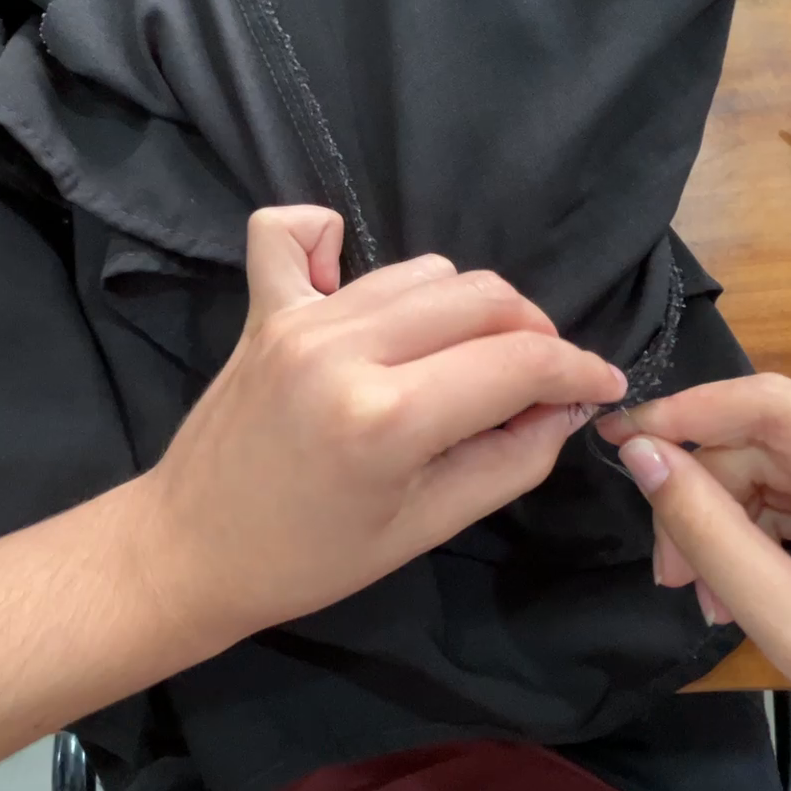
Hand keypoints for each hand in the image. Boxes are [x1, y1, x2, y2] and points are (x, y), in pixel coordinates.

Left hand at [129, 206, 624, 649]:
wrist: (191, 547)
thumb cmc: (309, 558)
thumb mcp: (424, 528)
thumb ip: (510, 461)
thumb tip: (563, 407)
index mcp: (388, 417)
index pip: (519, 362)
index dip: (578, 370)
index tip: (598, 385)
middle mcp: (344, 348)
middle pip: (480, 298)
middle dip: (533, 334)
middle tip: (535, 379)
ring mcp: (299, 318)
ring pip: (421, 272)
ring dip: (463, 307)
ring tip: (459, 357)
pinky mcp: (263, 307)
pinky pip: (293, 232)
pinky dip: (331, 238)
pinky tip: (351, 282)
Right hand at [596, 374, 790, 790]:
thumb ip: (706, 530)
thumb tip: (638, 450)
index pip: (781, 407)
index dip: (686, 412)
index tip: (615, 435)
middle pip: (777, 444)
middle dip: (710, 502)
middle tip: (672, 573)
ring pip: (786, 464)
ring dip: (735, 521)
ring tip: (709, 592)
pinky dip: (771, 526)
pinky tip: (752, 576)